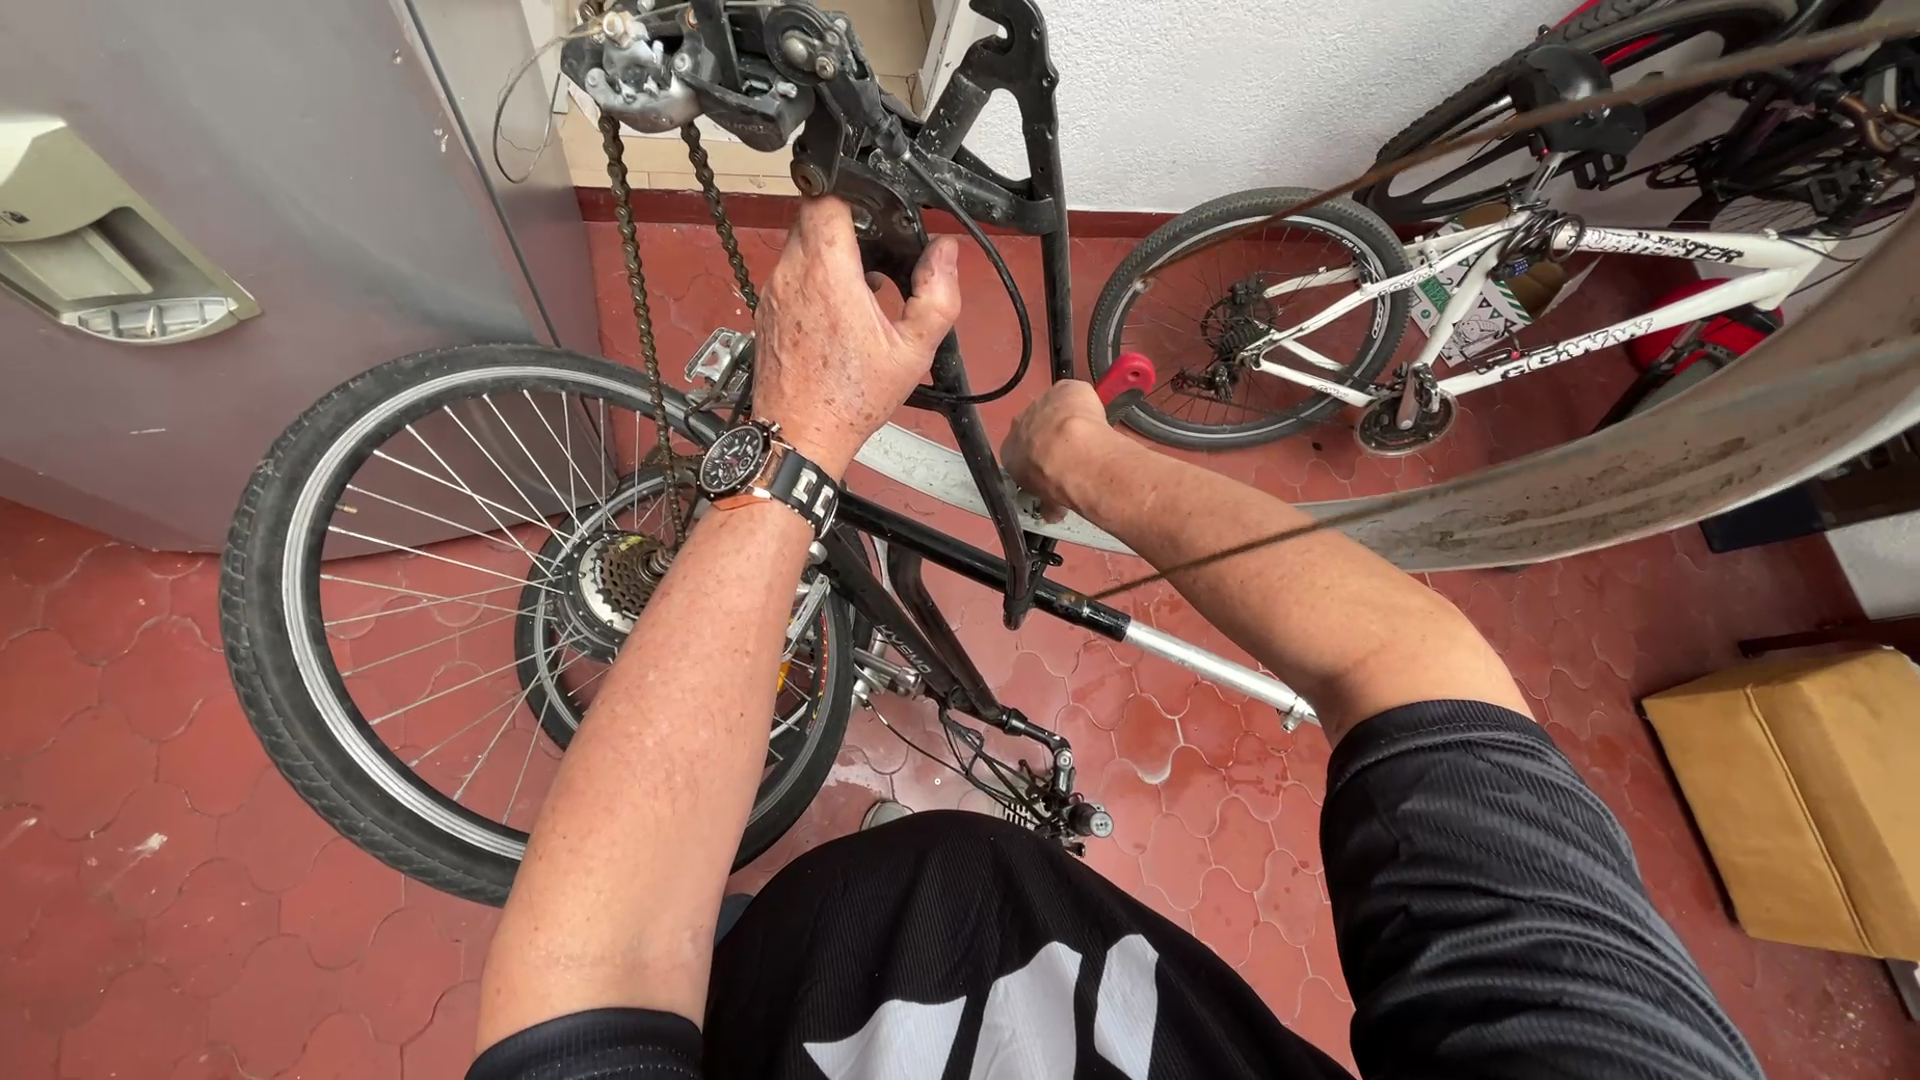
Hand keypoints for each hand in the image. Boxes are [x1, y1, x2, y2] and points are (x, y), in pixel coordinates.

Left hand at [751, 197, 961, 477]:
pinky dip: (811, 280)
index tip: (875, 217)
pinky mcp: (765, 311)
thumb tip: (946, 255)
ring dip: (827, 254)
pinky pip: (788, 275)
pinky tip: (836, 314)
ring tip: (858, 289)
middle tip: (872, 255)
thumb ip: (937, 296)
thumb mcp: (913, 351)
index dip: (854, 197)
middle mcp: (792, 275)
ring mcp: (773, 293)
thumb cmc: (851, 399)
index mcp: (828, 274)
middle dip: (844, 226)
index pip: (827, 198)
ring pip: (797, 245)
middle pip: (811, 217)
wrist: (803, 434)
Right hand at [1002, 381, 1131, 521]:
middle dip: (1052, 440)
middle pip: (1035, 429)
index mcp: (1009, 452)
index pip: (1021, 455)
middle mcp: (1019, 425)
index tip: (1055, 470)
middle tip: (1074, 456)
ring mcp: (1041, 403)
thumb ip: (1048, 501)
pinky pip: (1074, 394)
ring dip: (1070, 422)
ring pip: (1055, 411)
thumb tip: (1054, 512)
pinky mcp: (1064, 389)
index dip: (1039, 462)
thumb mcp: (1046, 501)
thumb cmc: (1055, 480)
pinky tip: (1097, 419)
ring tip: (1091, 439)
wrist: (1072, 455)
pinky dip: (1086, 403)